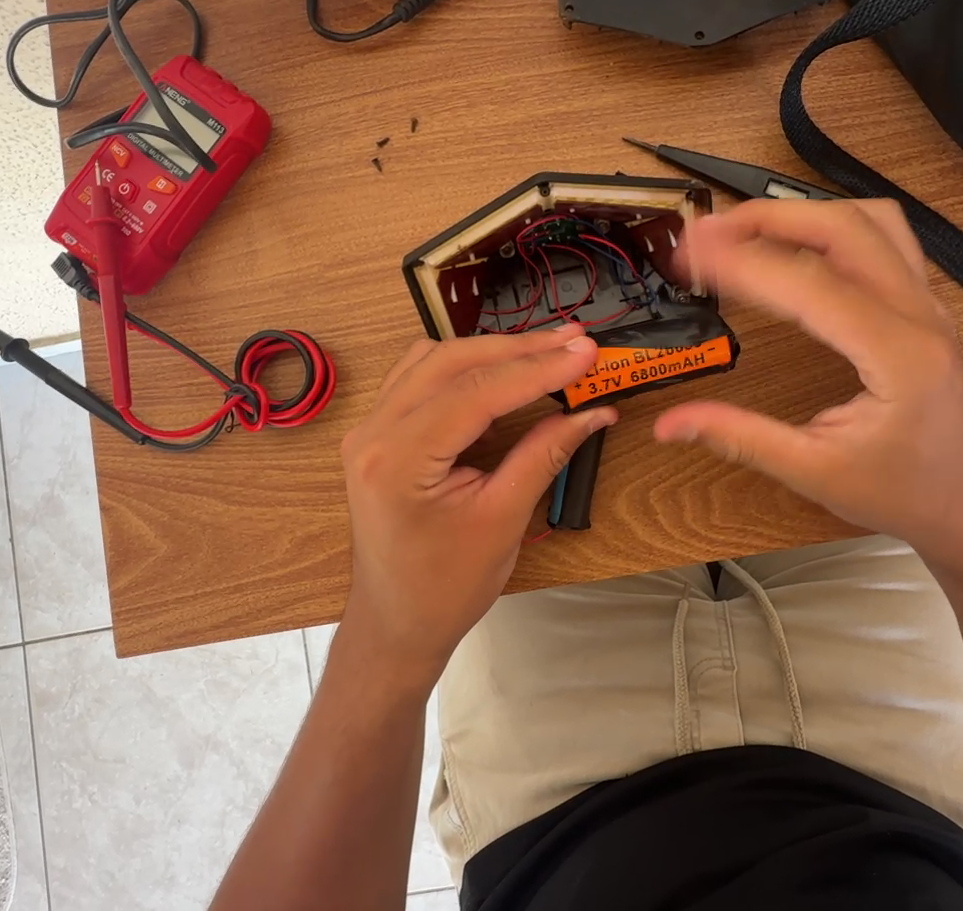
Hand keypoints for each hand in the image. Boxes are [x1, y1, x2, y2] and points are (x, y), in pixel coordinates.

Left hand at [339, 324, 617, 681]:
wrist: (396, 622)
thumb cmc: (447, 586)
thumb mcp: (503, 520)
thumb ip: (544, 455)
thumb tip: (594, 411)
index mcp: (398, 459)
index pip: (475, 393)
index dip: (537, 368)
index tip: (587, 352)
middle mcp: (372, 432)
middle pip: (450, 362)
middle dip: (517, 348)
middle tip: (574, 341)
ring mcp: (368, 429)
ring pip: (432, 360)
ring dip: (491, 351)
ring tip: (546, 350)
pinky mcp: (376, 433)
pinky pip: (419, 378)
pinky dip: (464, 368)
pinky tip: (501, 372)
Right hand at [654, 199, 962, 562]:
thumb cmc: (900, 494)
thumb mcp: (814, 472)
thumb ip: (740, 438)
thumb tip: (666, 426)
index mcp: (898, 354)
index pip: (811, 286)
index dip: (743, 265)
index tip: (688, 256)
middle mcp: (919, 313)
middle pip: (845, 229)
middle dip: (768, 219)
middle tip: (705, 232)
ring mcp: (927, 303)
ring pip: (869, 222)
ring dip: (802, 214)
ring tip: (742, 229)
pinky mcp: (922, 305)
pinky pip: (882, 239)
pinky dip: (830, 227)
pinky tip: (793, 244)